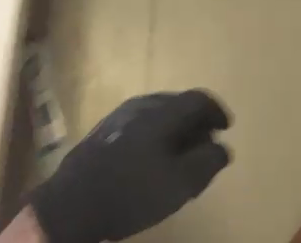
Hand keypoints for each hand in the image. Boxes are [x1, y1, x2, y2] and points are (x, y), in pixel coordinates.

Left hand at [28, 90, 233, 242]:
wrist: (74, 202)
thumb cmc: (132, 192)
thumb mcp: (179, 184)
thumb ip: (206, 162)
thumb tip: (222, 146)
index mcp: (161, 112)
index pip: (196, 98)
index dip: (216, 110)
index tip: (227, 128)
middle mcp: (140, 104)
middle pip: (177, 103)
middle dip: (197, 122)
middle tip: (207, 145)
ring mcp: (119, 115)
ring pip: (158, 114)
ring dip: (176, 129)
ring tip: (184, 156)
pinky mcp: (106, 130)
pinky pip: (142, 124)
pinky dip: (158, 135)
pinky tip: (155, 160)